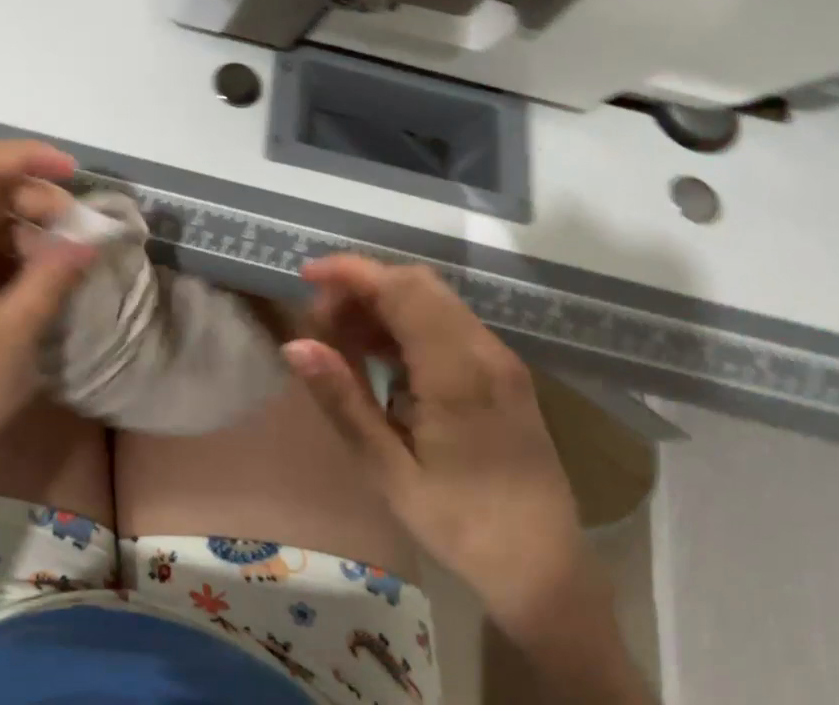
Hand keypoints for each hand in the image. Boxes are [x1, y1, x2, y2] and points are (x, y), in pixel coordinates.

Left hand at [0, 141, 95, 510]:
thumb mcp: (13, 337)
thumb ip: (51, 278)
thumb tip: (89, 241)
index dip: (27, 156)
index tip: (75, 172)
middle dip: (33, 200)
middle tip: (77, 235)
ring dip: (23, 233)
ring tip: (62, 266)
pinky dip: (4, 260)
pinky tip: (35, 285)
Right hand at [283, 255, 595, 635]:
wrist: (543, 565)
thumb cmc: (460, 522)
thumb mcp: (388, 471)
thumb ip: (343, 401)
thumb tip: (294, 345)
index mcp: (459, 374)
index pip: (403, 290)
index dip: (352, 272)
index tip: (304, 275)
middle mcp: (486, 354)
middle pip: (418, 286)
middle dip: (361, 288)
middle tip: (318, 324)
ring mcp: (499, 362)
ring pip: (432, 302)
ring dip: (381, 306)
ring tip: (339, 343)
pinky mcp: (501, 375)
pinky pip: (446, 325)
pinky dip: (404, 325)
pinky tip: (377, 360)